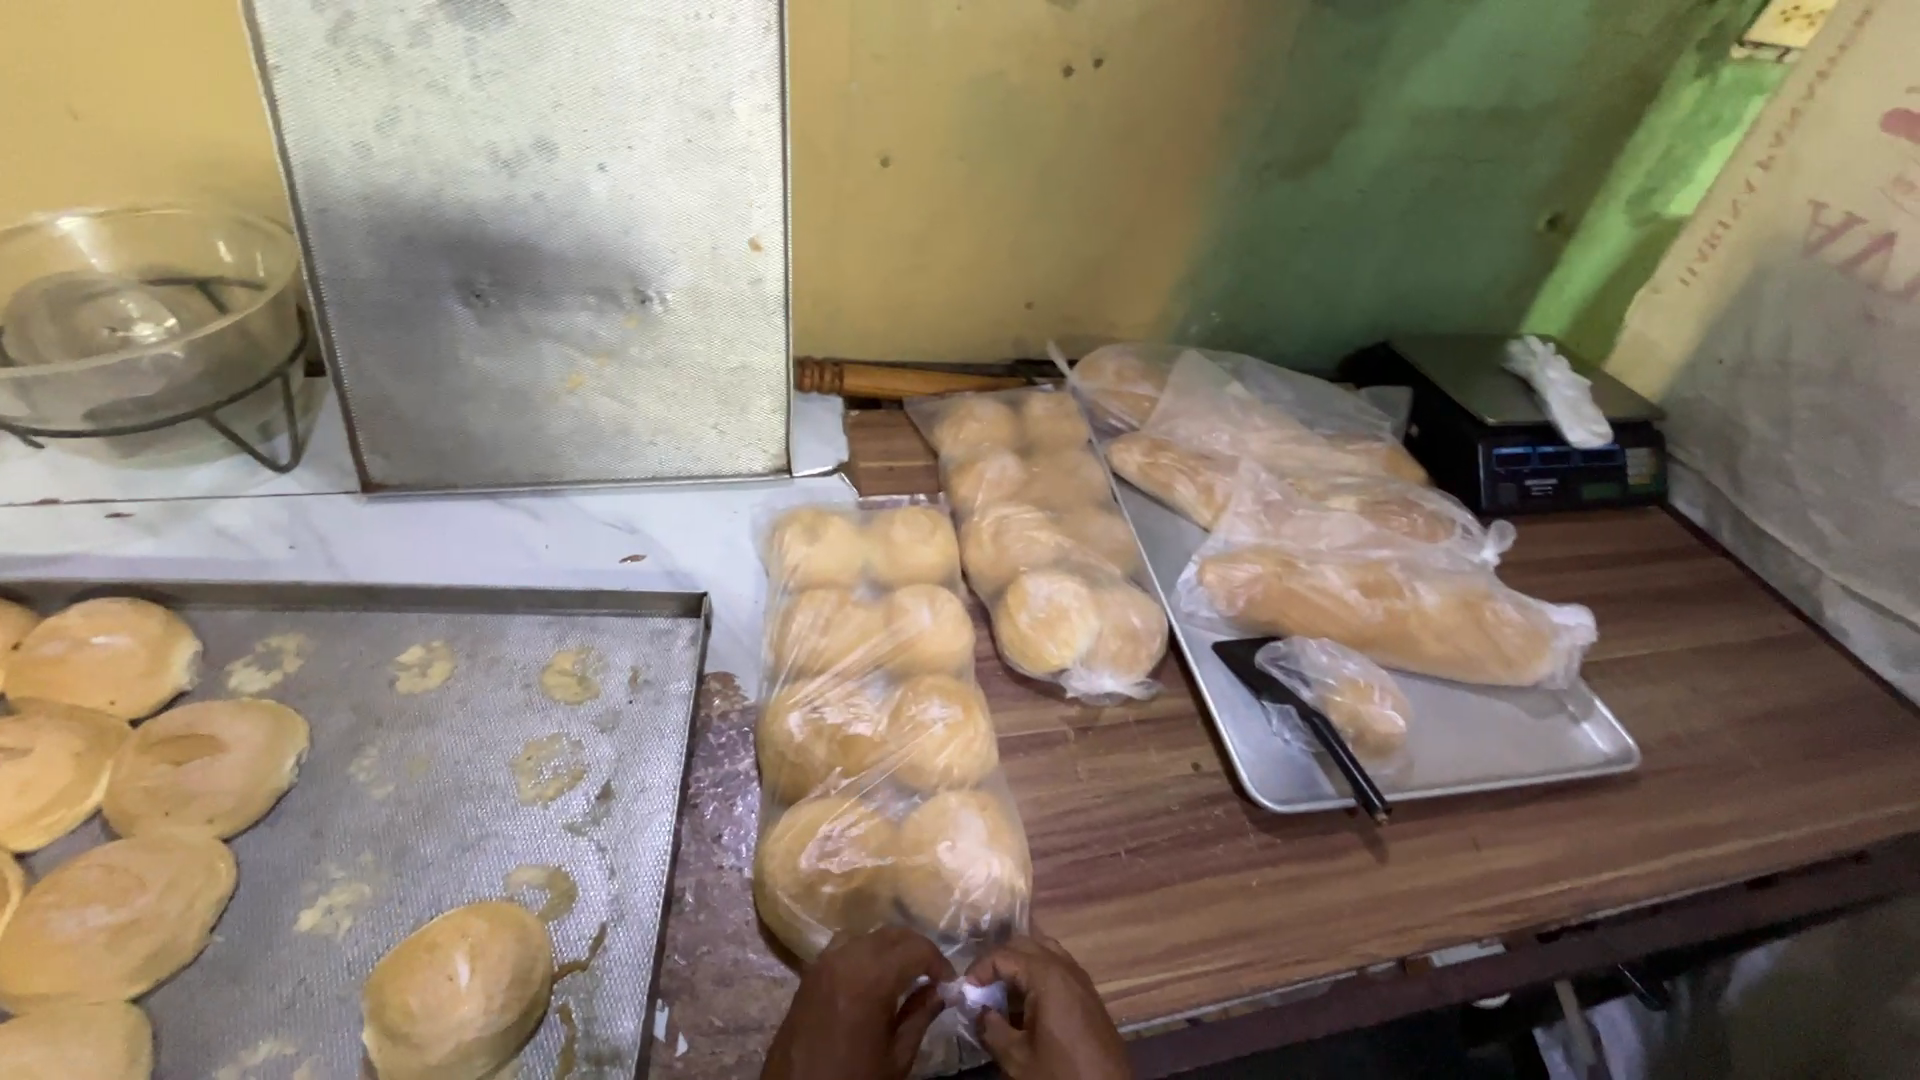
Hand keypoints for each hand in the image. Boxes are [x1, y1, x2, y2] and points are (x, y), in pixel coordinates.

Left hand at [762, 926, 955, 1079]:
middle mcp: (847, 957)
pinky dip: (865, 950)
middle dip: (918, 950)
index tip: (949, 983)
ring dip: (892, 947)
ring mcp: (825, 960)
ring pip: (869, 934)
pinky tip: (872, 975)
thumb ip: (921, 1016)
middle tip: (932, 977)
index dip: (939, 962)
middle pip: (894, 934)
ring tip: (904, 973)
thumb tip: (942, 991)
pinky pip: (845, 945)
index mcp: (871, 978)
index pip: (917, 949)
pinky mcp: (810, 970)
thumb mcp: (896, 1058)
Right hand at [967, 930, 1130, 1079]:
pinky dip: (1038, 972)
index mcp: (1047, 975)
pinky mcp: (1088, 992)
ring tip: (1002, 990)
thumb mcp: (1017, 1058)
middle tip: (981, 987)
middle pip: (1024, 944)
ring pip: (1043, 950)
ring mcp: (1080, 977)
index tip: (965, 991)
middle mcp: (1065, 966)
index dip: (979, 969)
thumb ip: (992, 1029)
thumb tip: (980, 1012)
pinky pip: (1058, 965)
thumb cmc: (1060, 1074)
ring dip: (1020, 963)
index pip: (1003, 955)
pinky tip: (1027, 1000)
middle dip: (999, 961)